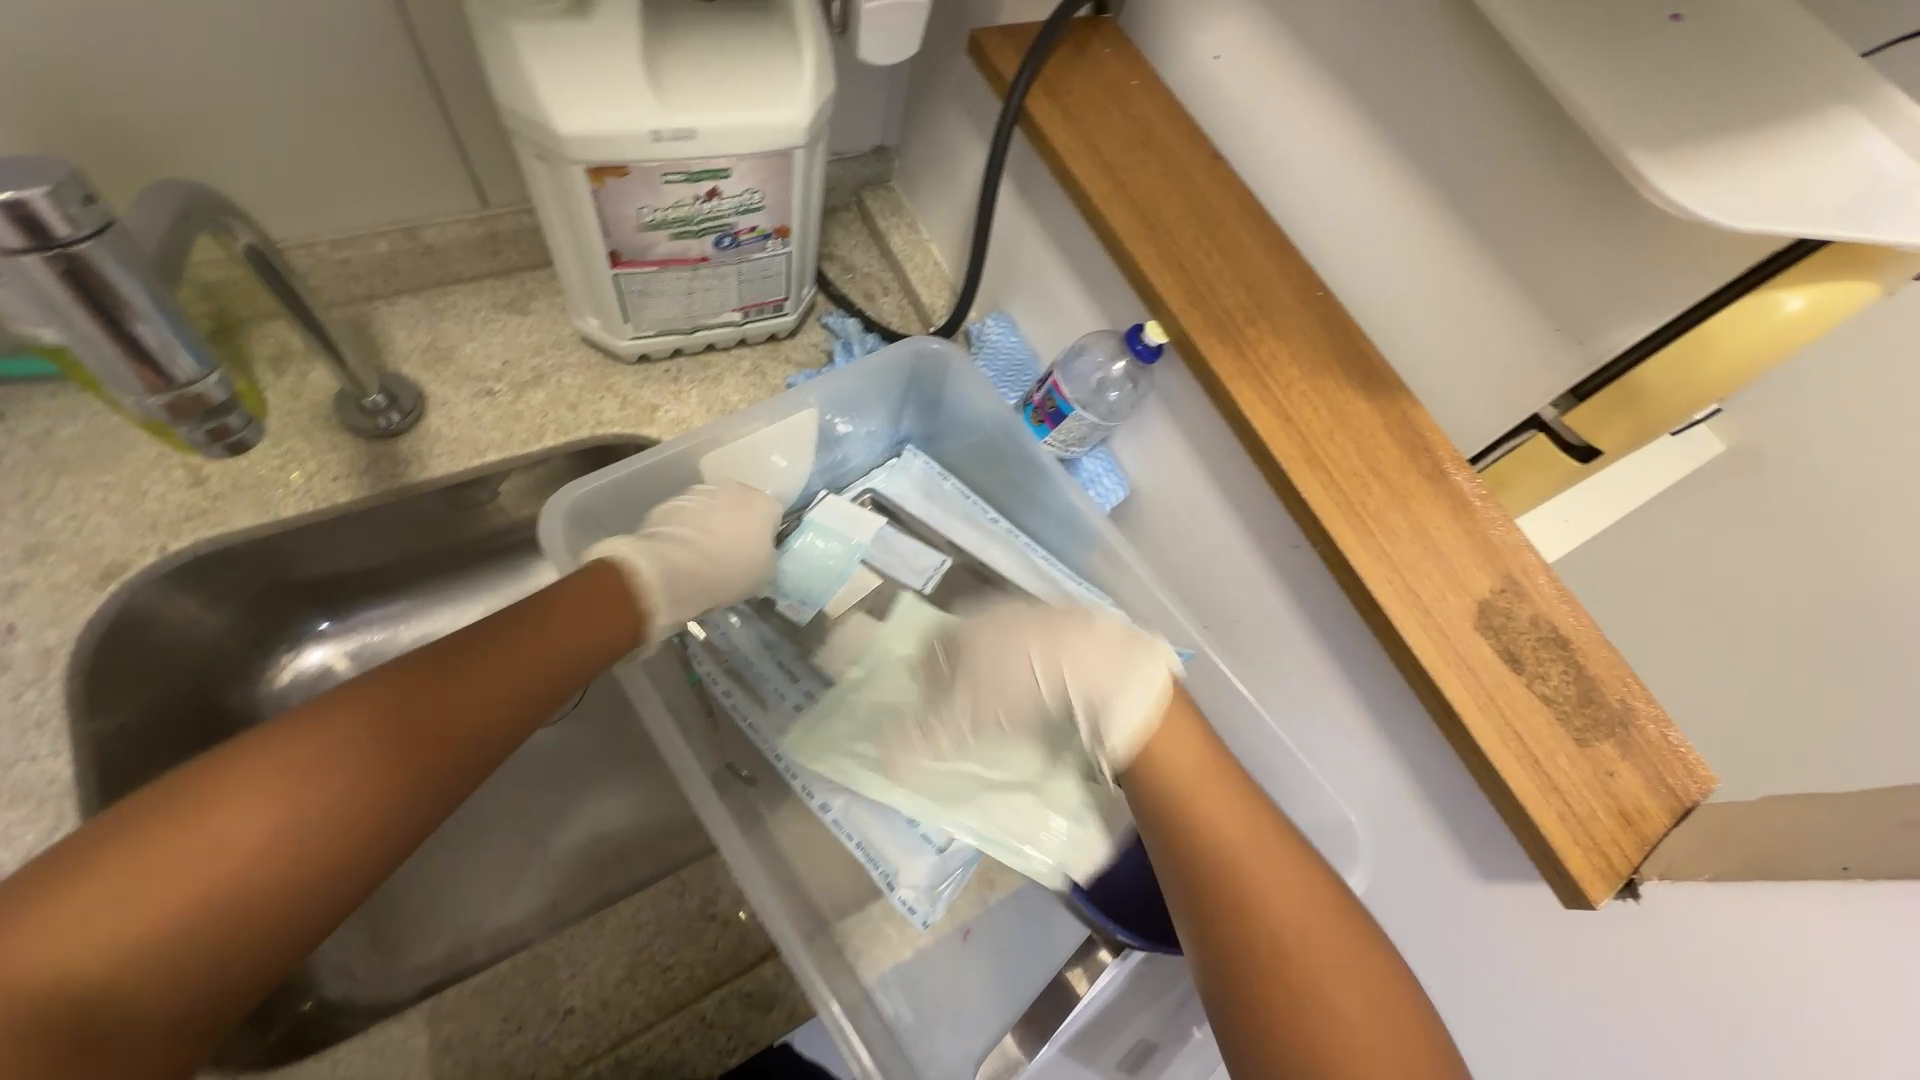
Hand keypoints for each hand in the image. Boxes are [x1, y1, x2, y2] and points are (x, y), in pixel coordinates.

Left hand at [583, 481, 781, 646]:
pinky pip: (684, 517)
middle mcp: (733, 489)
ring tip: (700, 555)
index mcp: (763, 504)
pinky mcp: (668, 503)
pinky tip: (679, 554)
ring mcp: (698, 493)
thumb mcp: (764, 572)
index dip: (766, 534)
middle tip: (730, 552)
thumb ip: (766, 554)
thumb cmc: (730, 570)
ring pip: (710, 508)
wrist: (674, 569)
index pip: (773, 514)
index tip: (758, 553)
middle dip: (737, 523)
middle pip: (740, 505)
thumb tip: (758, 552)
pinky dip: (684, 529)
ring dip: (709, 524)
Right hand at [908, 600, 1183, 778]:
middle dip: (964, 674)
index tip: (930, 706)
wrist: (1098, 665)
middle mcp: (997, 615)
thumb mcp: (961, 717)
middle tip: (967, 710)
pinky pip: (1045, 654)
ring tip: (1010, 709)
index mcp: (964, 626)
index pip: (930, 648)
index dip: (926, 678)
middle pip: (969, 645)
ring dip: (1004, 673)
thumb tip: (882, 758)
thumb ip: (919, 735)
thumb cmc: (1017, 685)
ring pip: (1008, 647)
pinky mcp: (1076, 630)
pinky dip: (1040, 674)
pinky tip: (1049, 700)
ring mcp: (1039, 618)